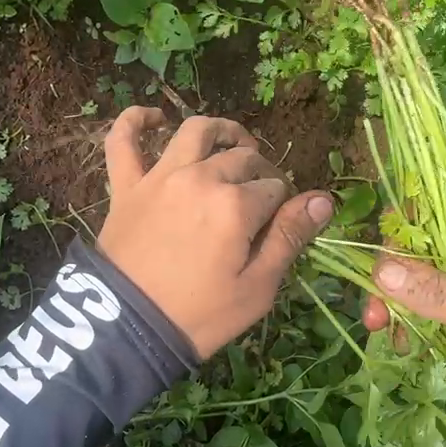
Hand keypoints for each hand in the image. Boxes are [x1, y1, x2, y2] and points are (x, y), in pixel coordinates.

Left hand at [98, 107, 334, 358]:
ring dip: (219, 130)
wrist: (127, 329)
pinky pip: (122, 141)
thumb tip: (323, 199)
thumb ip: (289, 237)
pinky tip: (153, 117)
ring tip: (231, 140)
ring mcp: (159, 177)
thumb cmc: (199, 316)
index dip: (282, 203)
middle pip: (241, 158)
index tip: (278, 224)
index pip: (274, 188)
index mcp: (235, 205)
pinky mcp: (126, 185)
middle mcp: (199, 178)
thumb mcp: (256, 288)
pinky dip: (135, 121)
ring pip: (194, 132)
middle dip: (258, 172)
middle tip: (259, 198)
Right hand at [367, 197, 445, 404]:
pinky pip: (438, 295)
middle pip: (435, 235)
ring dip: (401, 293)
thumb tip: (379, 268)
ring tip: (379, 324)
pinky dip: (416, 311)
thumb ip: (440, 293)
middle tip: (373, 298)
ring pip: (431, 268)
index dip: (417, 208)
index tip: (384, 237)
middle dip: (399, 265)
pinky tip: (399, 335)